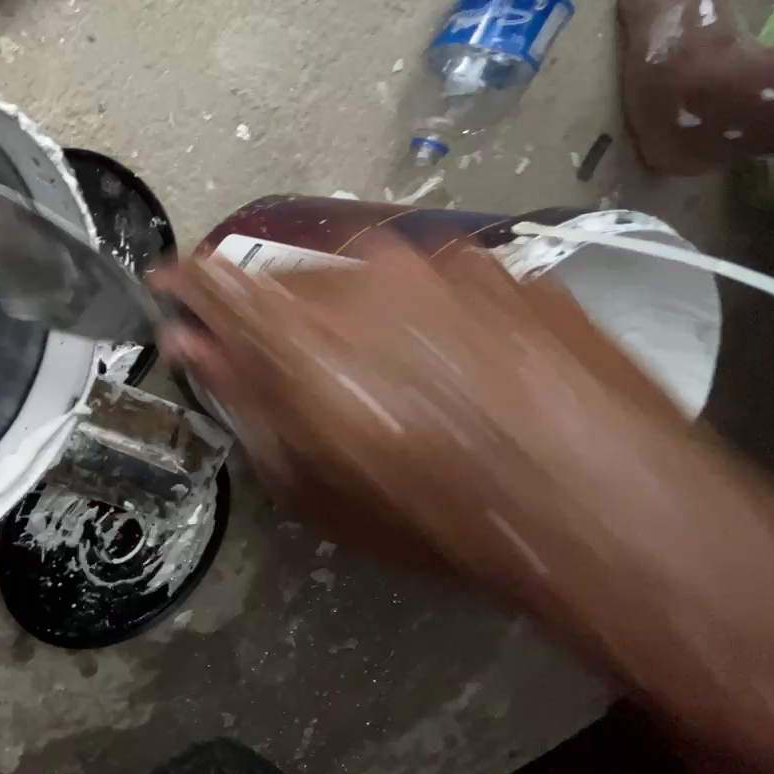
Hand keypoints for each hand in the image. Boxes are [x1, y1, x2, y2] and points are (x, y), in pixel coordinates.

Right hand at [155, 238, 773, 773]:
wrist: (606, 508)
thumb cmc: (434, 510)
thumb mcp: (308, 476)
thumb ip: (238, 397)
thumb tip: (191, 346)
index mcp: (293, 327)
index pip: (209, 277)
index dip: (180, 281)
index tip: (167, 285)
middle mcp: (357, 275)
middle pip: (282, 274)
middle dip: (272, 312)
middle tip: (292, 363)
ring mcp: (438, 263)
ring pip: (357, 272)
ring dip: (347, 308)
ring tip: (384, 370)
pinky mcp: (502, 268)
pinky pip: (431, 278)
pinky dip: (417, 308)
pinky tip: (449, 362)